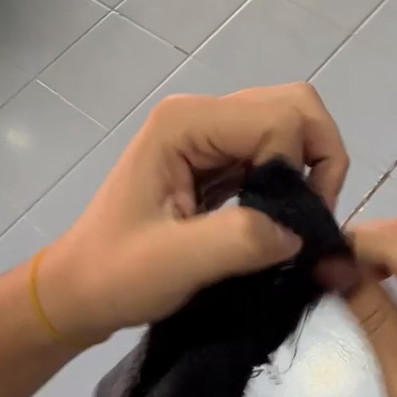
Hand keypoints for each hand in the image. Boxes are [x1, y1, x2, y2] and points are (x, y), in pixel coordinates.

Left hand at [37, 83, 351, 343]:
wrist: (78, 290)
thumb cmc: (114, 275)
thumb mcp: (175, 263)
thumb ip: (240, 240)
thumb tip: (300, 231)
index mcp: (185, 123)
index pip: (279, 120)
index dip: (300, 171)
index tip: (292, 229)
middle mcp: (199, 114)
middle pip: (293, 106)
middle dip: (318, 159)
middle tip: (309, 217)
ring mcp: (206, 133)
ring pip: (288, 125)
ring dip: (307, 170)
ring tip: (296, 222)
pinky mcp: (213, 158)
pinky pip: (271, 153)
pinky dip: (290, 181)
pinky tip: (279, 221)